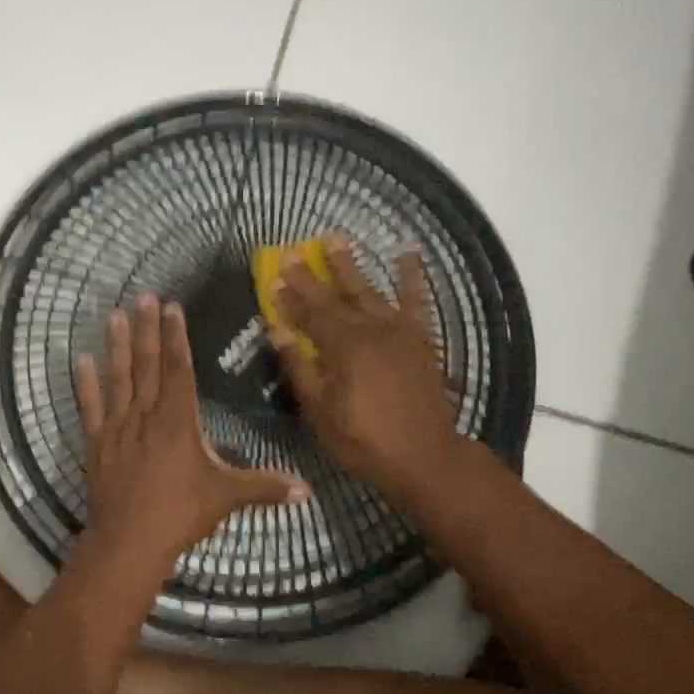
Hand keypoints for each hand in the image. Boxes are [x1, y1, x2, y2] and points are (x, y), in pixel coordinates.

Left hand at [76, 294, 308, 564]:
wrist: (129, 541)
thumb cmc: (180, 514)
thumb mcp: (226, 497)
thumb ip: (265, 487)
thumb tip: (308, 491)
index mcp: (179, 421)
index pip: (179, 369)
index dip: (176, 336)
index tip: (172, 307)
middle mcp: (146, 416)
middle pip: (147, 365)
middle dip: (148, 329)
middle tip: (144, 296)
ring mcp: (118, 429)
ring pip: (118, 379)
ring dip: (118, 346)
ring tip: (116, 315)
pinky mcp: (97, 445)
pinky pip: (90, 408)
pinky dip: (86, 384)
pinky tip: (81, 360)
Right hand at [268, 233, 461, 491]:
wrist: (422, 454)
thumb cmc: (361, 440)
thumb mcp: (319, 411)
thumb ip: (299, 368)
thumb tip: (277, 333)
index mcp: (342, 348)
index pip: (308, 316)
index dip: (288, 299)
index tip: (271, 279)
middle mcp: (370, 330)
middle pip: (334, 297)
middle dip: (311, 275)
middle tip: (293, 251)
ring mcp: (398, 331)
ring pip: (369, 290)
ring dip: (350, 265)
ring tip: (336, 239)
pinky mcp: (419, 338)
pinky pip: (415, 299)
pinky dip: (411, 275)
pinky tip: (406, 253)